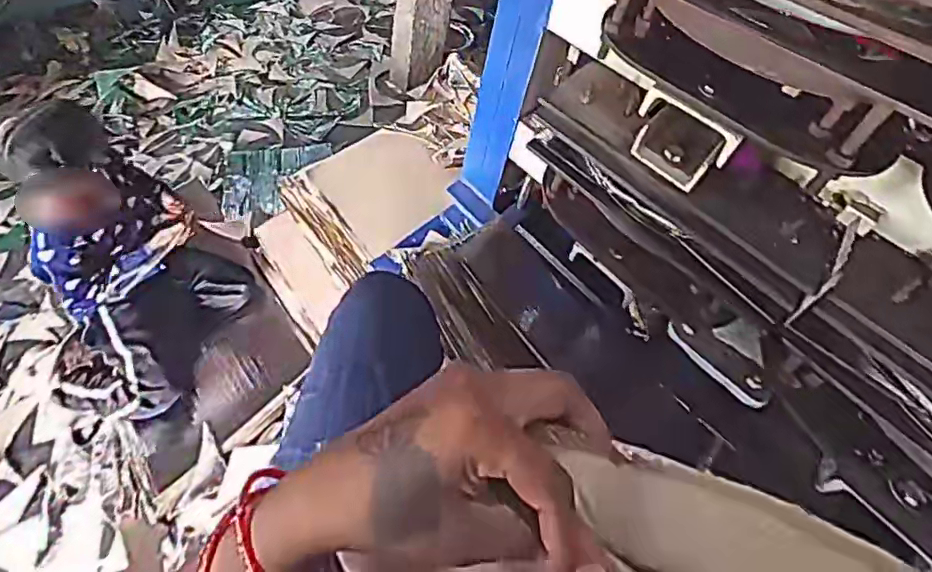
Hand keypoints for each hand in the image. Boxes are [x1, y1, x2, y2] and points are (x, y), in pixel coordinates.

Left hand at [250, 365, 614, 571]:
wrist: (327, 491)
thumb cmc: (387, 514)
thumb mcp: (462, 536)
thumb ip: (524, 536)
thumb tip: (572, 551)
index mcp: (478, 418)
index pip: (548, 471)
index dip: (569, 521)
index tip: (576, 557)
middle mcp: (475, 383)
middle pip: (557, 391)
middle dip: (589, 433)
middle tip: (604, 476)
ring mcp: (460, 377)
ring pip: (533, 387)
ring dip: (558, 426)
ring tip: (568, 474)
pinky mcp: (447, 385)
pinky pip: (506, 394)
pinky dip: (528, 422)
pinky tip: (527, 460)